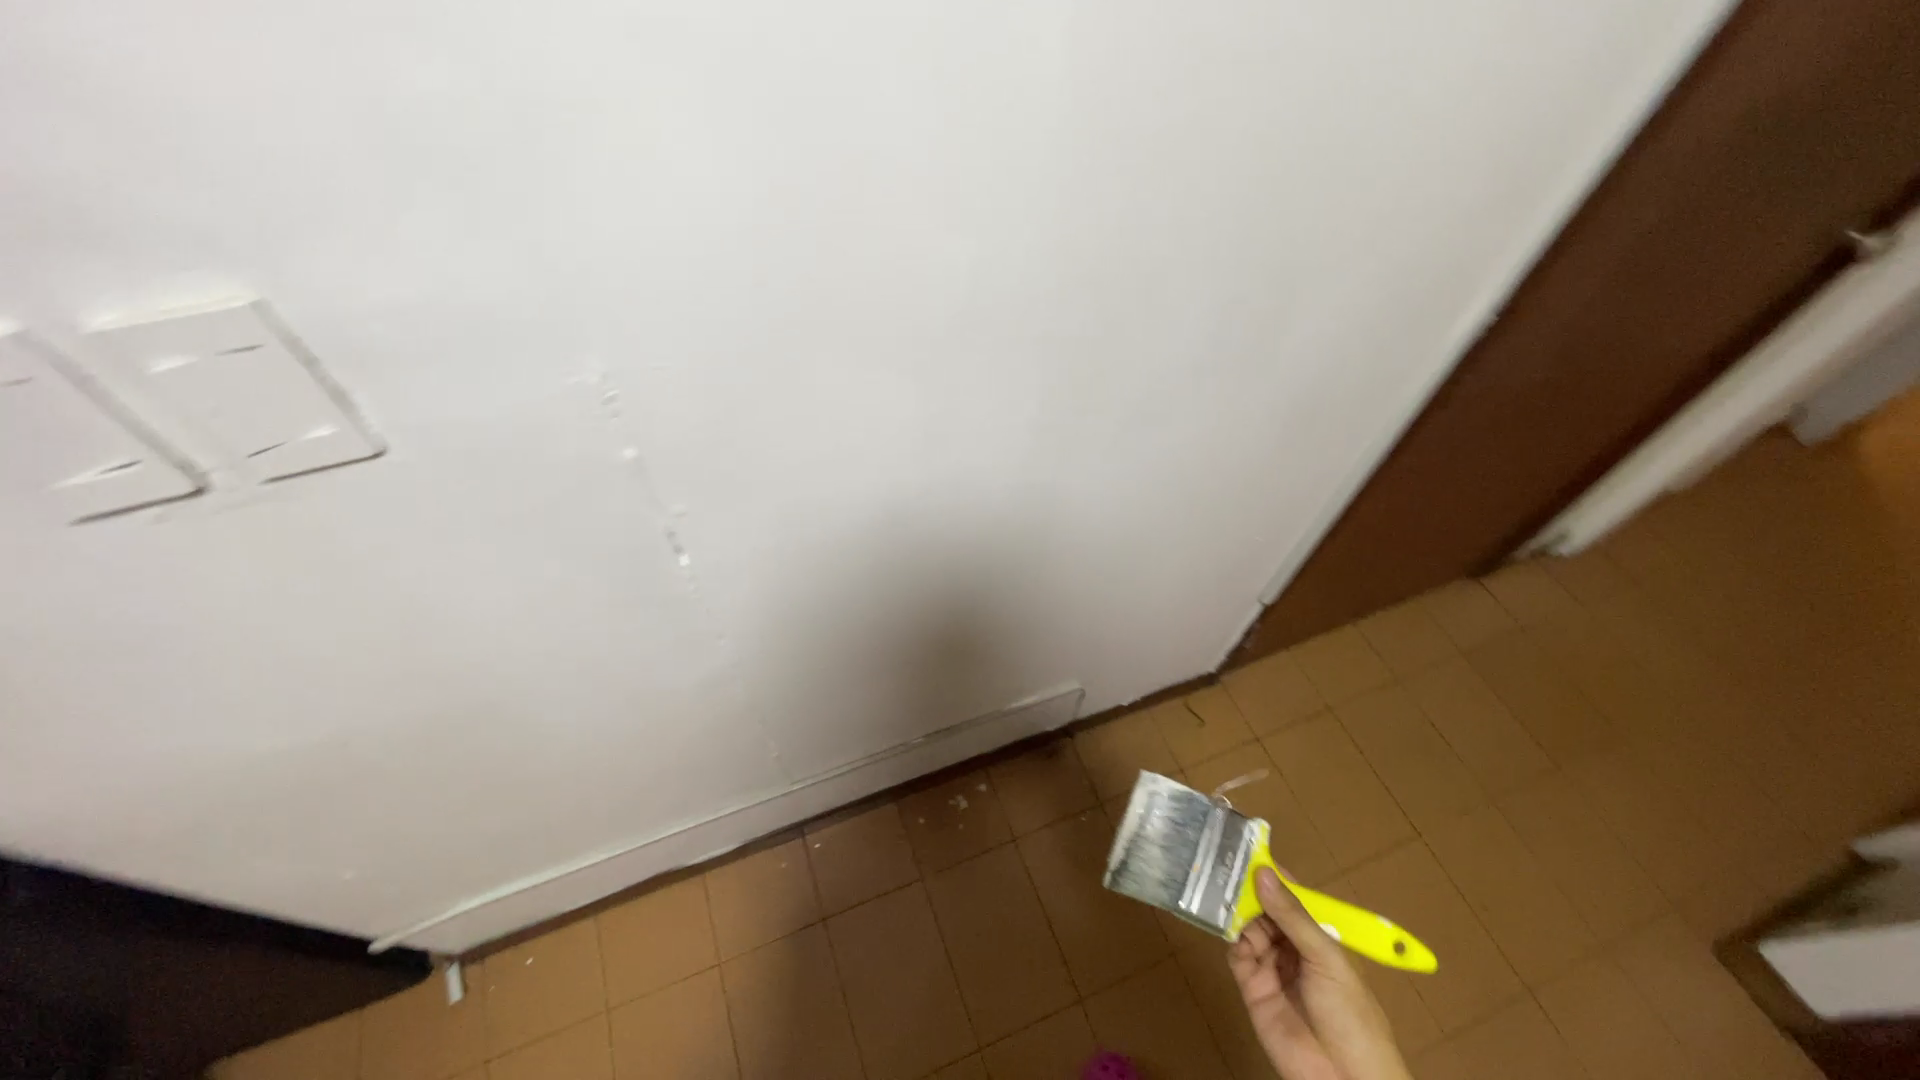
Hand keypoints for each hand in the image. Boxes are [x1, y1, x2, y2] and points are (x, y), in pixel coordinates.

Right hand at [1227, 867, 1412, 1079]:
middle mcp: (1294, 947)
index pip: (1293, 897)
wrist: (1344, 1079)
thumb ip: (1292, 916)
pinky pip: (1238, 956)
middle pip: (1265, 910)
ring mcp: (1272, 967)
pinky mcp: (1252, 989)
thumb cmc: (1350, 1013)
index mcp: (1320, 937)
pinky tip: (1229, 930)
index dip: (1274, 875)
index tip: (1248, 848)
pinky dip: (1231, 940)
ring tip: (1221, 894)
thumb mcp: (1327, 959)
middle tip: (1224, 868)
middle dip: (1248, 890)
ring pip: (1249, 928)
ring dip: (1238, 912)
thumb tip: (1262, 872)